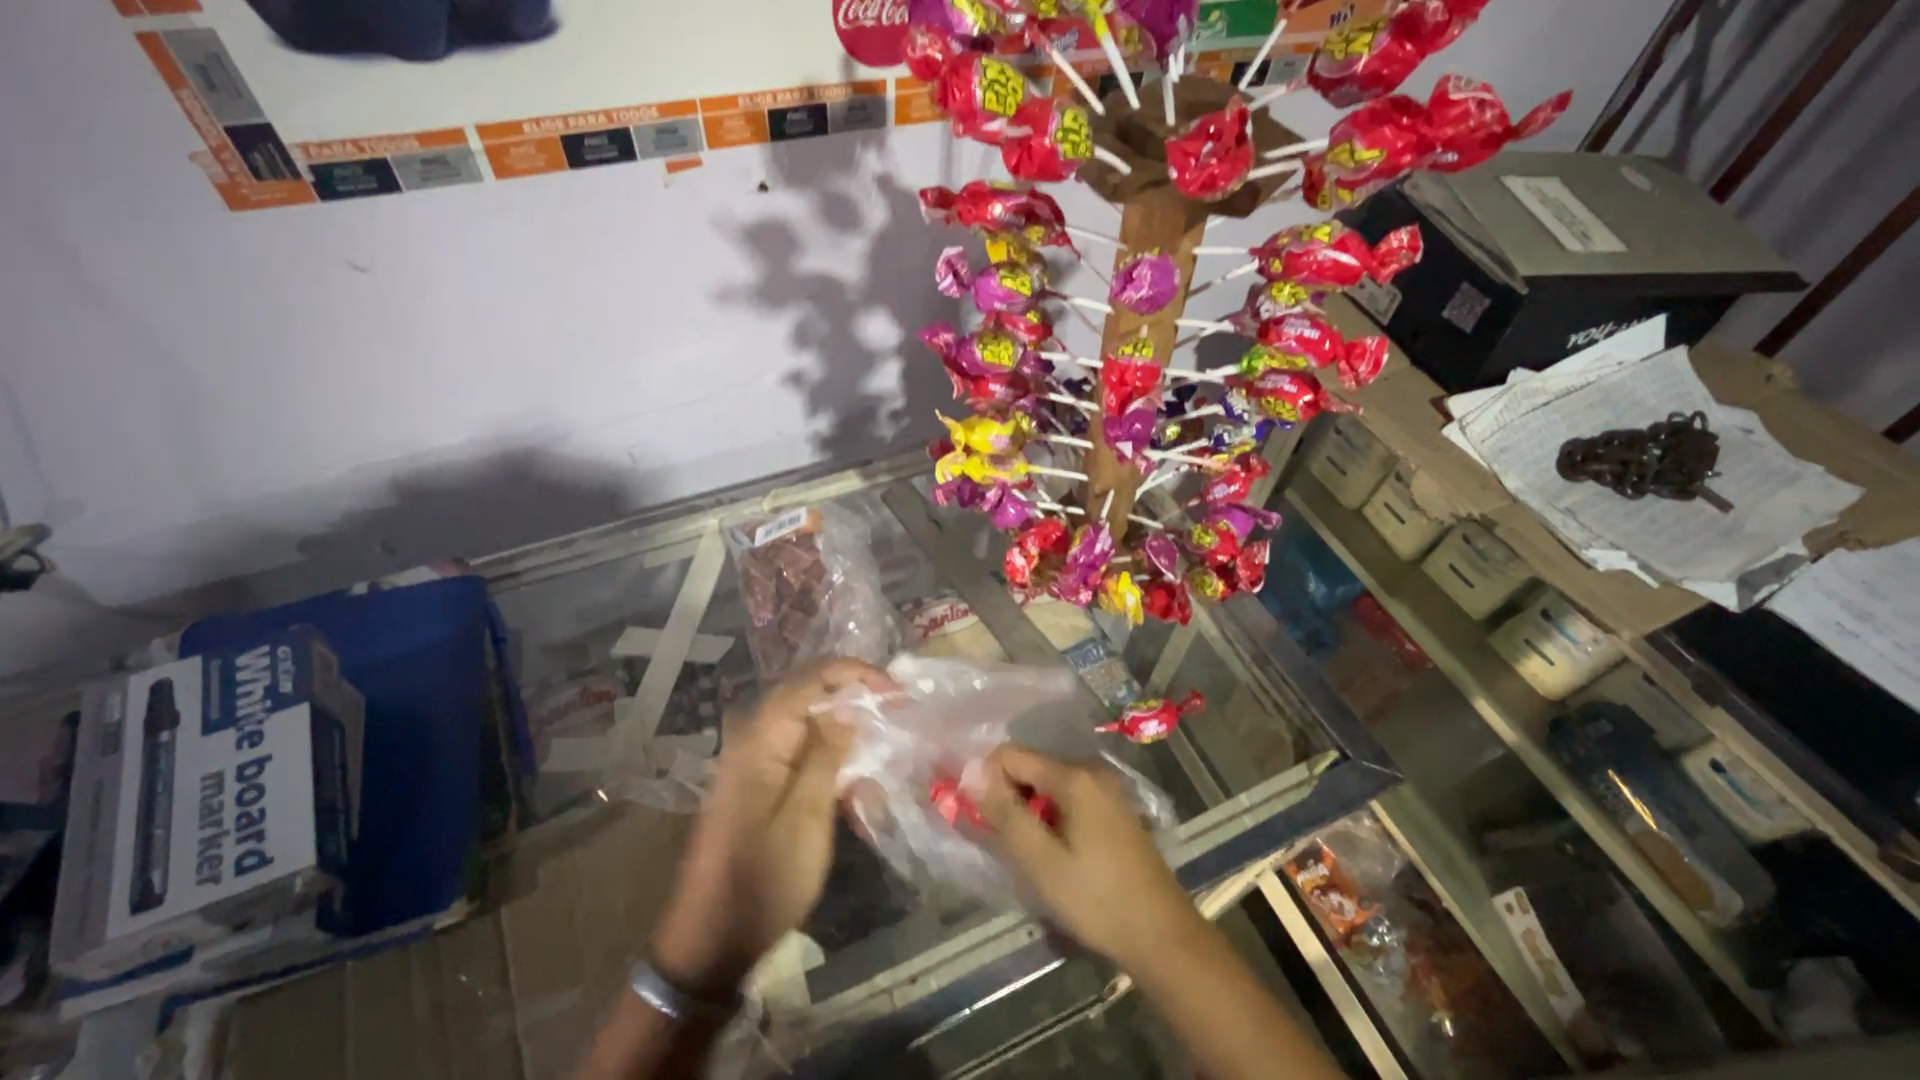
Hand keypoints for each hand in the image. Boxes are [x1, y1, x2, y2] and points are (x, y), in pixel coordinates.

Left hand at [651, 657, 893, 994]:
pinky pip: (793, 751)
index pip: (809, 680)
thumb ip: (826, 756)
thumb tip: (848, 709)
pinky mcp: (752, 788)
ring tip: (880, 739)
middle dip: (851, 694)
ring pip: (801, 724)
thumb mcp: (806, 818)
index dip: (854, 673)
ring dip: (841, 725)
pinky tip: (851, 774)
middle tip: (896, 710)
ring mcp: (748, 765)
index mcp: (759, 741)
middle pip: (804, 695)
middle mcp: (749, 741)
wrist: (710, 940)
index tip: (896, 691)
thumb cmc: (763, 880)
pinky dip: (826, 752)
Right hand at [977, 745, 1202, 965]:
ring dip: (1028, 813)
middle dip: (1007, 798)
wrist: (1161, 935)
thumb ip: (1004, 812)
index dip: (984, 780)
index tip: (975, 817)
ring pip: (1048, 787)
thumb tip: (970, 771)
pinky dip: (1051, 820)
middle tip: (1000, 844)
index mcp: (1075, 777)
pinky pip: (1068, 801)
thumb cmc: (1096, 899)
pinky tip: (1052, 856)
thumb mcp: (1040, 861)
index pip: (1010, 755)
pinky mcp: (1115, 811)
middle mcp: (1093, 771)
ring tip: (1025, 855)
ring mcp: (1108, 791)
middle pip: (1030, 768)